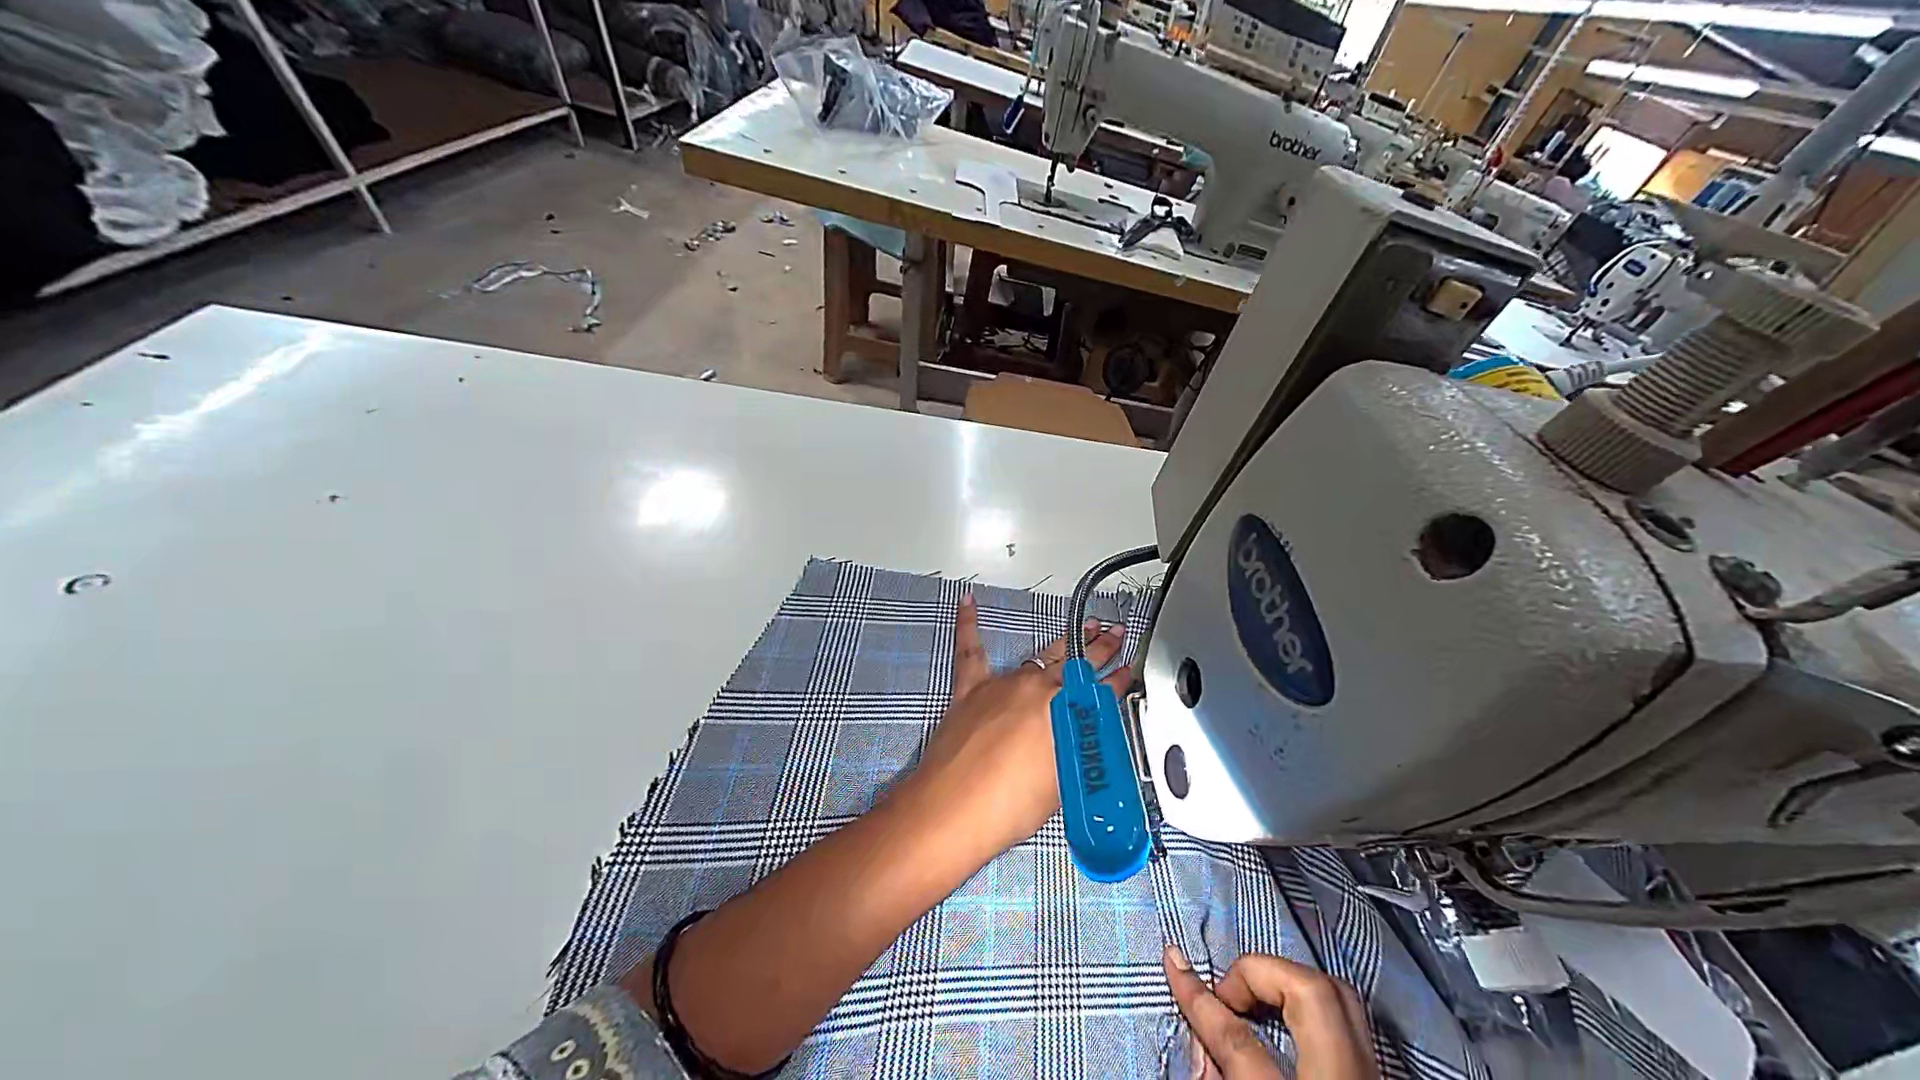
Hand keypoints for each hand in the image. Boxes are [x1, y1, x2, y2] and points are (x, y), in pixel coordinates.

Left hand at [901, 593, 1131, 858]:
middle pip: (1076, 666)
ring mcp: (1003, 687)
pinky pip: (970, 651)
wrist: (952, 809)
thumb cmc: (1006, 805)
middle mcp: (1036, 690)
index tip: (1127, 672)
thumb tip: (1080, 742)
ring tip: (1082, 630)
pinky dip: (968, 625)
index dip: (1117, 680)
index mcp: (1064, 712)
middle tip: (1115, 636)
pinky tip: (967, 603)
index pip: (1101, 691)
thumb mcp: (1063, 782)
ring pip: (1039, 657)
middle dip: (1099, 651)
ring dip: (1063, 644)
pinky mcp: (971, 690)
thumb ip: (1075, 751)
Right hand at [1163, 946, 1378, 1079]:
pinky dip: (1316, 1004)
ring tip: (1254, 1002)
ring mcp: (1375, 1077)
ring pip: (1341, 995)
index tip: (1174, 964)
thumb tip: (1201, 1045)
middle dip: (1259, 973)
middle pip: (1310, 991)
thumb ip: (1221, 1075)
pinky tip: (1290, 1019)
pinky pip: (1354, 1021)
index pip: (1241, 1041)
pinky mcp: (1386, 1078)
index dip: (1199, 998)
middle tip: (1226, 995)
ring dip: (1289, 982)